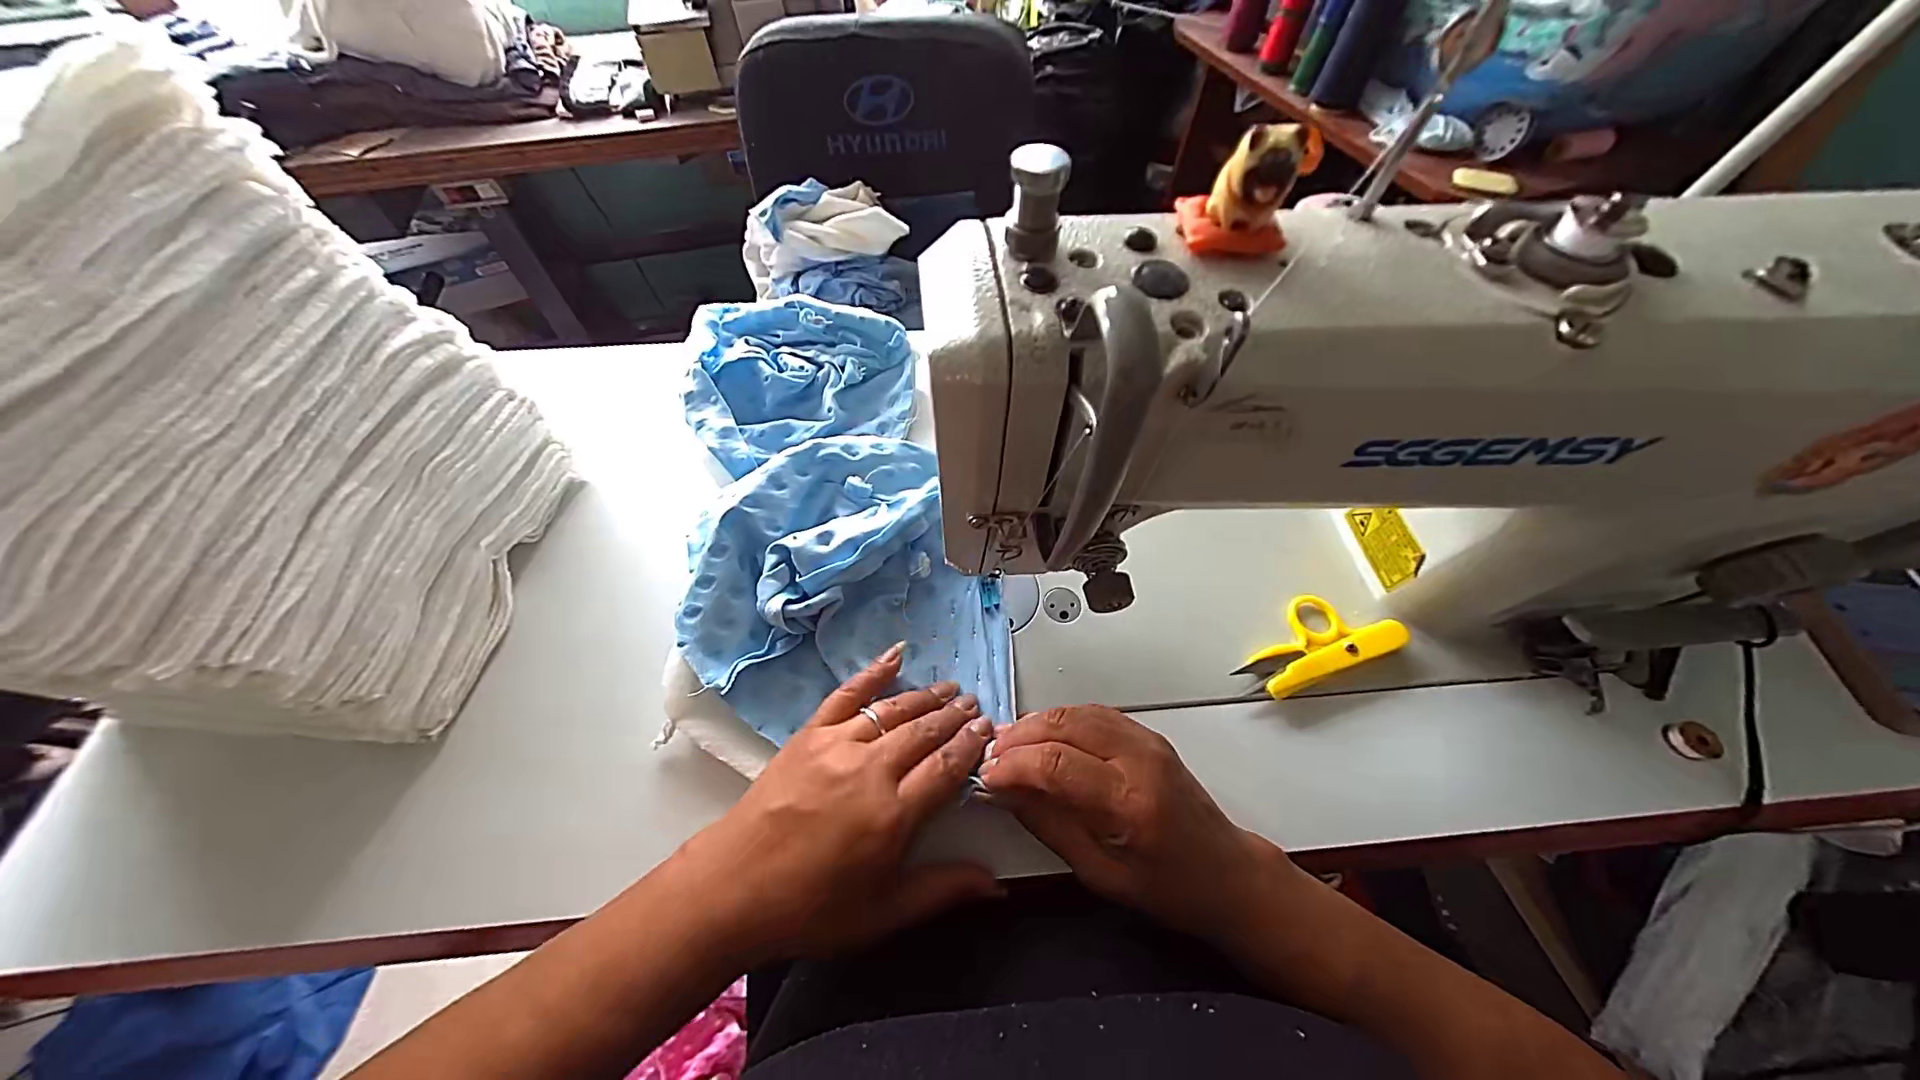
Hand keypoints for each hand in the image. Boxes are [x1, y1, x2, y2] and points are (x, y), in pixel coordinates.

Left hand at [670, 644, 1001, 962]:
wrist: (733, 890)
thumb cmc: (811, 908)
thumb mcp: (883, 912)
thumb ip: (943, 890)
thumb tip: (996, 884)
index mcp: (893, 814)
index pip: (947, 766)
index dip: (972, 745)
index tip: (988, 730)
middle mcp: (870, 770)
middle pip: (924, 732)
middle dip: (954, 716)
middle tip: (974, 706)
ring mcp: (836, 746)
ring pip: (893, 710)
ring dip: (926, 697)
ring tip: (949, 689)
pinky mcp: (809, 735)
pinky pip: (847, 694)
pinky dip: (873, 672)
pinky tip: (895, 656)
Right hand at [979, 705, 1304, 940]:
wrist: (1227, 873)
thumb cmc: (1168, 887)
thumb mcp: (1099, 873)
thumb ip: (1049, 825)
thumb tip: (1006, 792)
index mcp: (1130, 802)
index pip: (1057, 764)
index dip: (1014, 765)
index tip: (988, 775)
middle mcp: (1141, 760)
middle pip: (1065, 724)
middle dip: (1020, 736)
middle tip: (991, 754)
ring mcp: (1148, 742)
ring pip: (1079, 711)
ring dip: (1038, 722)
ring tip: (1009, 743)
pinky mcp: (1149, 736)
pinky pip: (1096, 713)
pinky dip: (1063, 719)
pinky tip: (1043, 735)